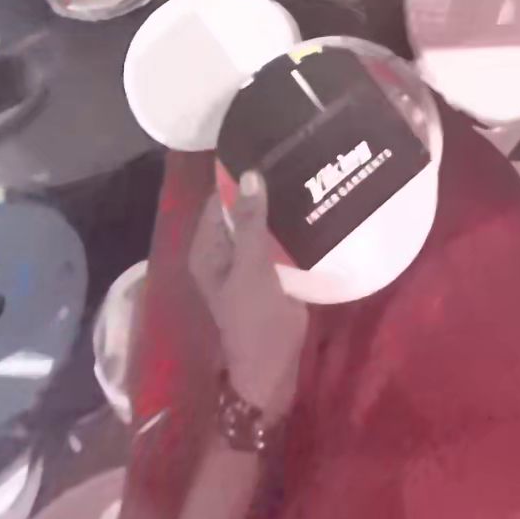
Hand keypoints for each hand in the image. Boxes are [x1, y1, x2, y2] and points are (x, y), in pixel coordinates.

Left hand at [188, 166, 307, 414]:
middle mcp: (223, 249)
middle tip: (293, 158)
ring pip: (261, 223)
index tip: (266, 150)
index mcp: (208, 247)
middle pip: (241, 209)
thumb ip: (249, 222)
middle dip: (263, 189)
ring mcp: (247, 260)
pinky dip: (289, 225)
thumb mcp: (250, 267)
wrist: (273, 368)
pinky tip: (312, 207)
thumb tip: (250, 175)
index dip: (239, 177)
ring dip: (278, 206)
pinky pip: (276, 239)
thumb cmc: (252, 318)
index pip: (219, 199)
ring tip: (306, 174)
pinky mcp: (269, 270)